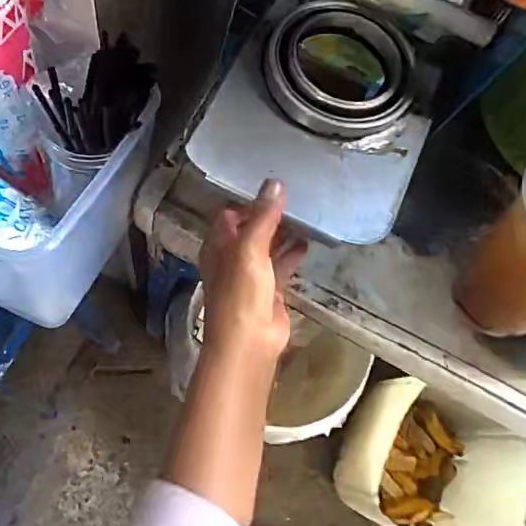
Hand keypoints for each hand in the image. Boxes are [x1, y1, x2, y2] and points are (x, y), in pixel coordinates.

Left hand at [200, 179, 307, 358]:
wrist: (248, 342)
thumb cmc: (240, 292)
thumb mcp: (250, 248)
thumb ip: (263, 216)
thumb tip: (275, 183)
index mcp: (217, 245)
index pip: (229, 215)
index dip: (249, 203)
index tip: (274, 190)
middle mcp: (230, 258)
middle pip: (250, 230)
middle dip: (269, 217)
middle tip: (296, 200)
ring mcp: (249, 276)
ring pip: (267, 248)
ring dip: (283, 234)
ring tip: (307, 218)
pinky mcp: (267, 291)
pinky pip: (279, 266)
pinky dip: (291, 254)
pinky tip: (308, 243)